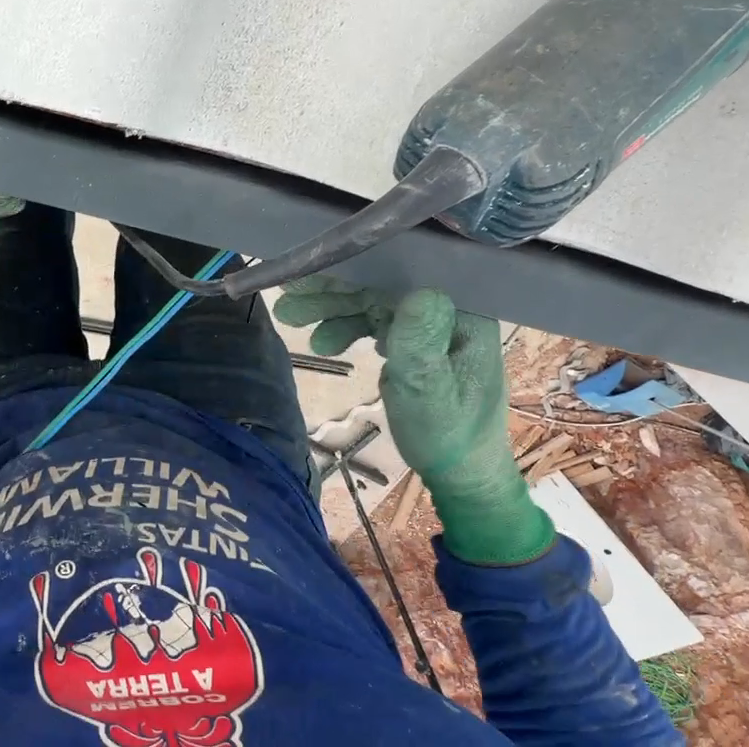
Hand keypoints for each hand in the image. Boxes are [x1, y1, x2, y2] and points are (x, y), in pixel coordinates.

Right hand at [273, 276, 553, 564]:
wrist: (462, 478)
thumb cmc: (447, 435)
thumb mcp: (426, 389)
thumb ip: (418, 340)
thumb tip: (416, 290)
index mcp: (462, 314)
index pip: (400, 276)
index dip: (352, 269)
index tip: (307, 272)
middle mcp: (449, 311)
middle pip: (381, 286)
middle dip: (330, 292)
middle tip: (285, 302)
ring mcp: (432, 326)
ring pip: (371, 302)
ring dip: (330, 309)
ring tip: (289, 319)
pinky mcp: (416, 342)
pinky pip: (374, 321)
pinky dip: (345, 327)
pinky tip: (324, 342)